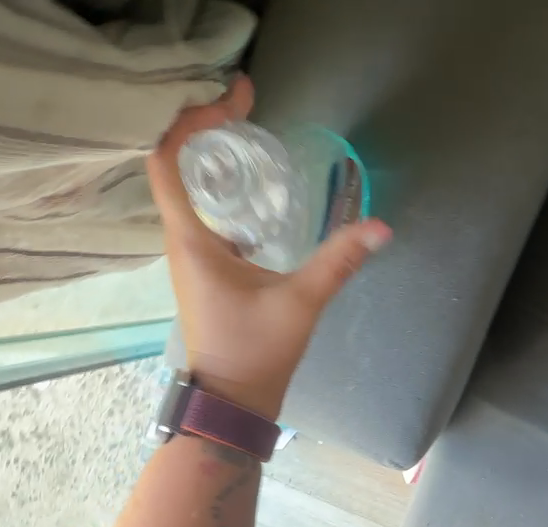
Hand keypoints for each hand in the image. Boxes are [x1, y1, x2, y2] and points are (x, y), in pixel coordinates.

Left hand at [144, 76, 392, 417]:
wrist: (233, 400)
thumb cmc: (255, 352)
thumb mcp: (301, 303)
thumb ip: (338, 262)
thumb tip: (380, 228)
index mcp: (191, 239)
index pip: (168, 158)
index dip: (193, 119)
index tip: (235, 103)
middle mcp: (182, 241)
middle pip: (176, 166)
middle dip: (207, 131)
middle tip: (249, 113)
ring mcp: (191, 258)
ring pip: (190, 193)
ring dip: (214, 163)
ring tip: (254, 144)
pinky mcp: (205, 272)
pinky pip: (205, 217)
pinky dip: (224, 196)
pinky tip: (259, 200)